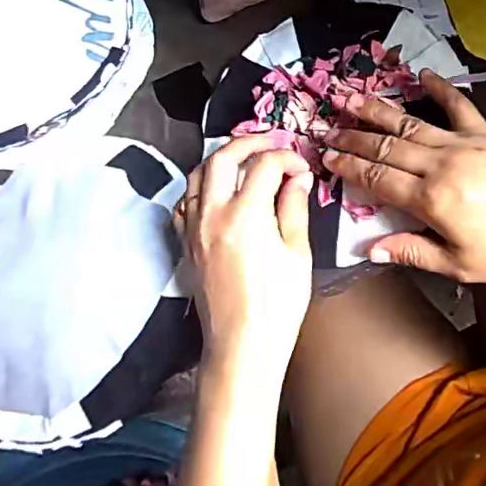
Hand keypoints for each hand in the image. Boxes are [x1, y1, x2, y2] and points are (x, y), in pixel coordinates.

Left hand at [178, 135, 314, 365]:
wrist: (242, 343)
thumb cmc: (276, 305)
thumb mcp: (297, 252)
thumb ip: (294, 207)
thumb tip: (297, 179)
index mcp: (246, 214)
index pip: (265, 164)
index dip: (288, 158)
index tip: (301, 167)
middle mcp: (213, 215)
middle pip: (224, 156)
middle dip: (251, 142)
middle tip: (272, 144)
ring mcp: (194, 229)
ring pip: (198, 173)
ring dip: (222, 158)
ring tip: (245, 159)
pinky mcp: (186, 244)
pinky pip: (185, 201)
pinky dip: (201, 186)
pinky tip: (218, 191)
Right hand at [321, 71, 485, 283]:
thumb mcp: (460, 265)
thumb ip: (413, 252)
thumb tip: (370, 249)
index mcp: (430, 200)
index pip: (376, 179)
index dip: (348, 167)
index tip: (326, 156)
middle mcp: (440, 165)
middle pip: (386, 147)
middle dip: (353, 138)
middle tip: (327, 128)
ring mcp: (464, 144)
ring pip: (410, 124)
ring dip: (378, 110)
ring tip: (351, 96)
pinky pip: (457, 106)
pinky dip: (439, 89)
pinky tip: (423, 75)